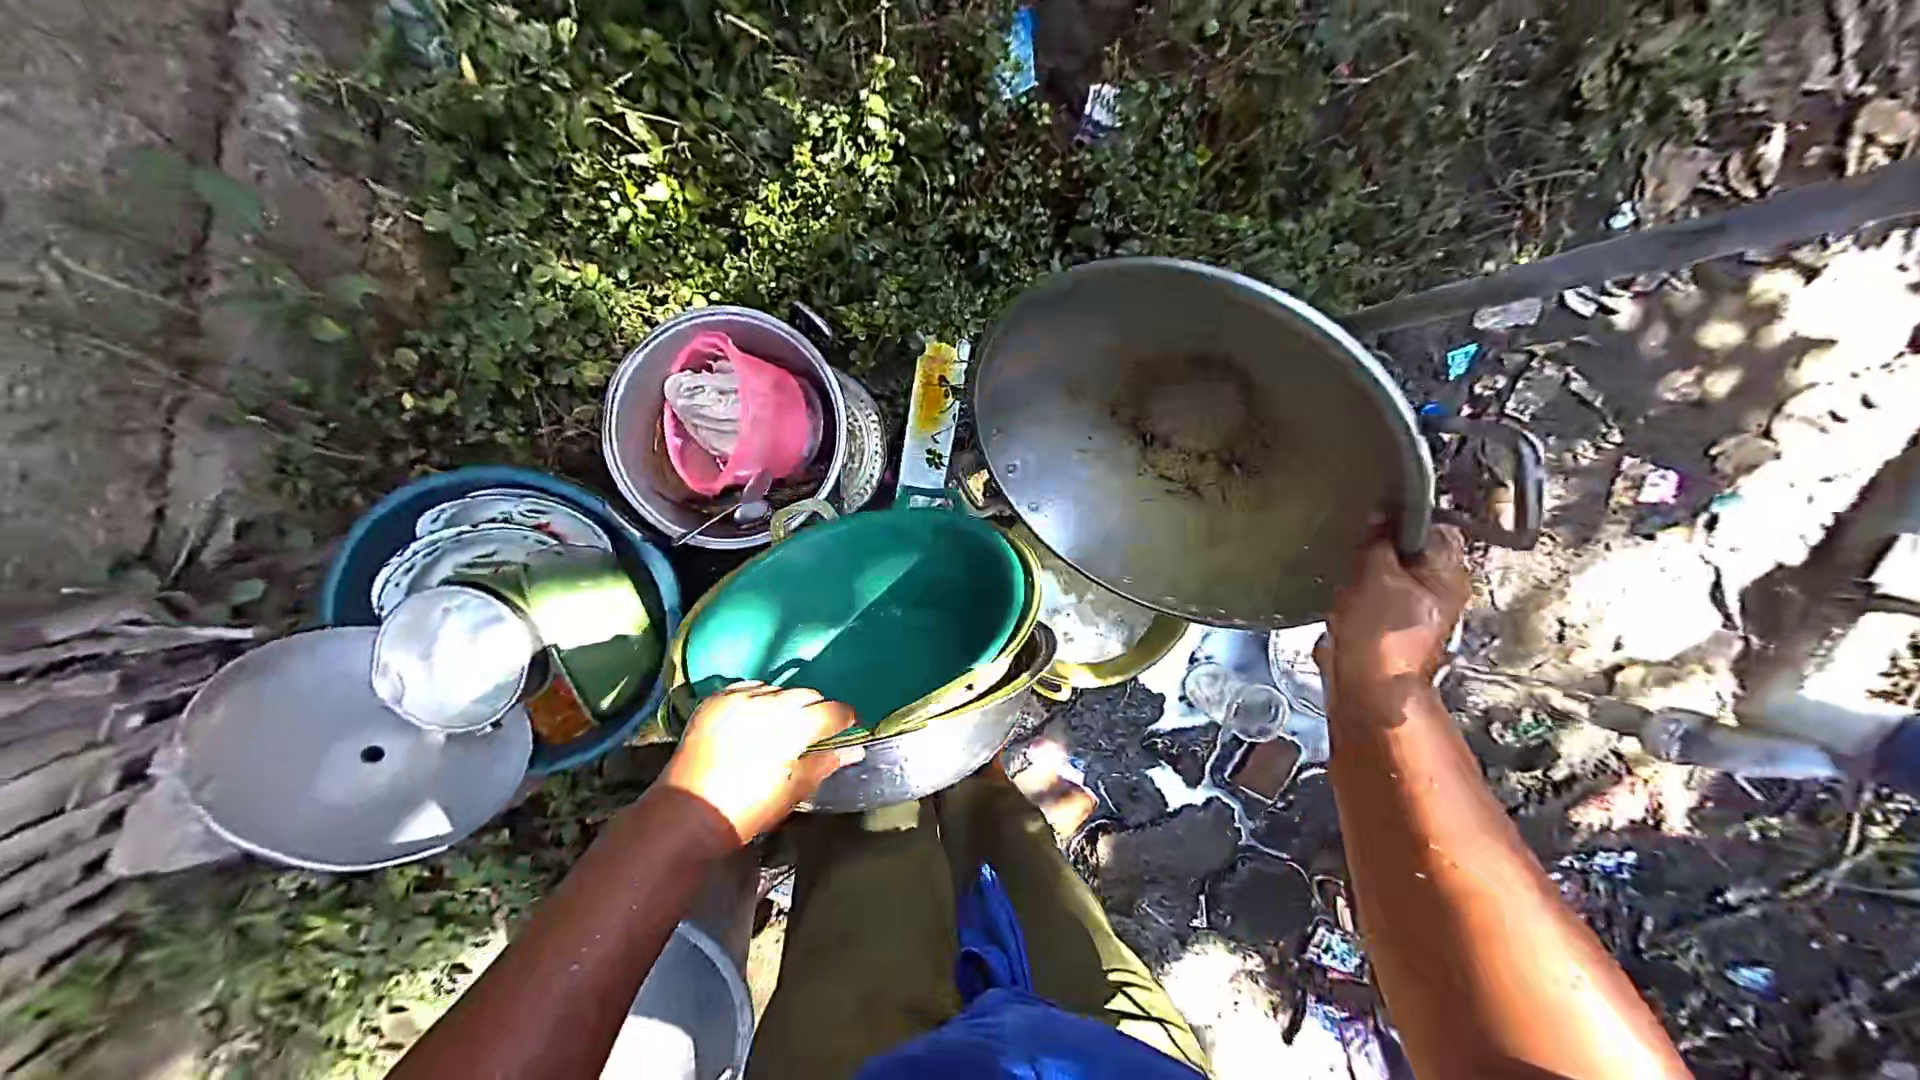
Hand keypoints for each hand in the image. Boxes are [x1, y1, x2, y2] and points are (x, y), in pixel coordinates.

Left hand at [658, 683, 862, 845]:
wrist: (686, 815)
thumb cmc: (745, 811)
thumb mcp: (792, 792)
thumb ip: (824, 764)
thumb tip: (852, 749)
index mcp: (792, 728)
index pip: (833, 711)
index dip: (845, 719)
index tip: (847, 728)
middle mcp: (768, 704)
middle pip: (807, 695)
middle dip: (815, 710)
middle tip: (811, 732)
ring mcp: (739, 698)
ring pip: (778, 690)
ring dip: (785, 704)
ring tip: (777, 727)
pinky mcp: (716, 699)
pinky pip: (748, 688)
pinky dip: (757, 699)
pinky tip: (753, 719)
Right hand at [1322, 525, 1468, 696]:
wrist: (1366, 688)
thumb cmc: (1381, 638)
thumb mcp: (1376, 575)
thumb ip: (1378, 541)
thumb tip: (1377, 519)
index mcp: (1448, 574)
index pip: (1432, 526)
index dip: (1400, 520)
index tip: (1372, 522)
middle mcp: (1437, 590)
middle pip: (1402, 550)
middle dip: (1374, 550)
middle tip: (1358, 558)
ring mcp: (1411, 609)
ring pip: (1380, 573)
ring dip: (1360, 575)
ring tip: (1350, 587)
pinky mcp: (1384, 625)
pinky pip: (1365, 597)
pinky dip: (1352, 597)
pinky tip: (1343, 605)